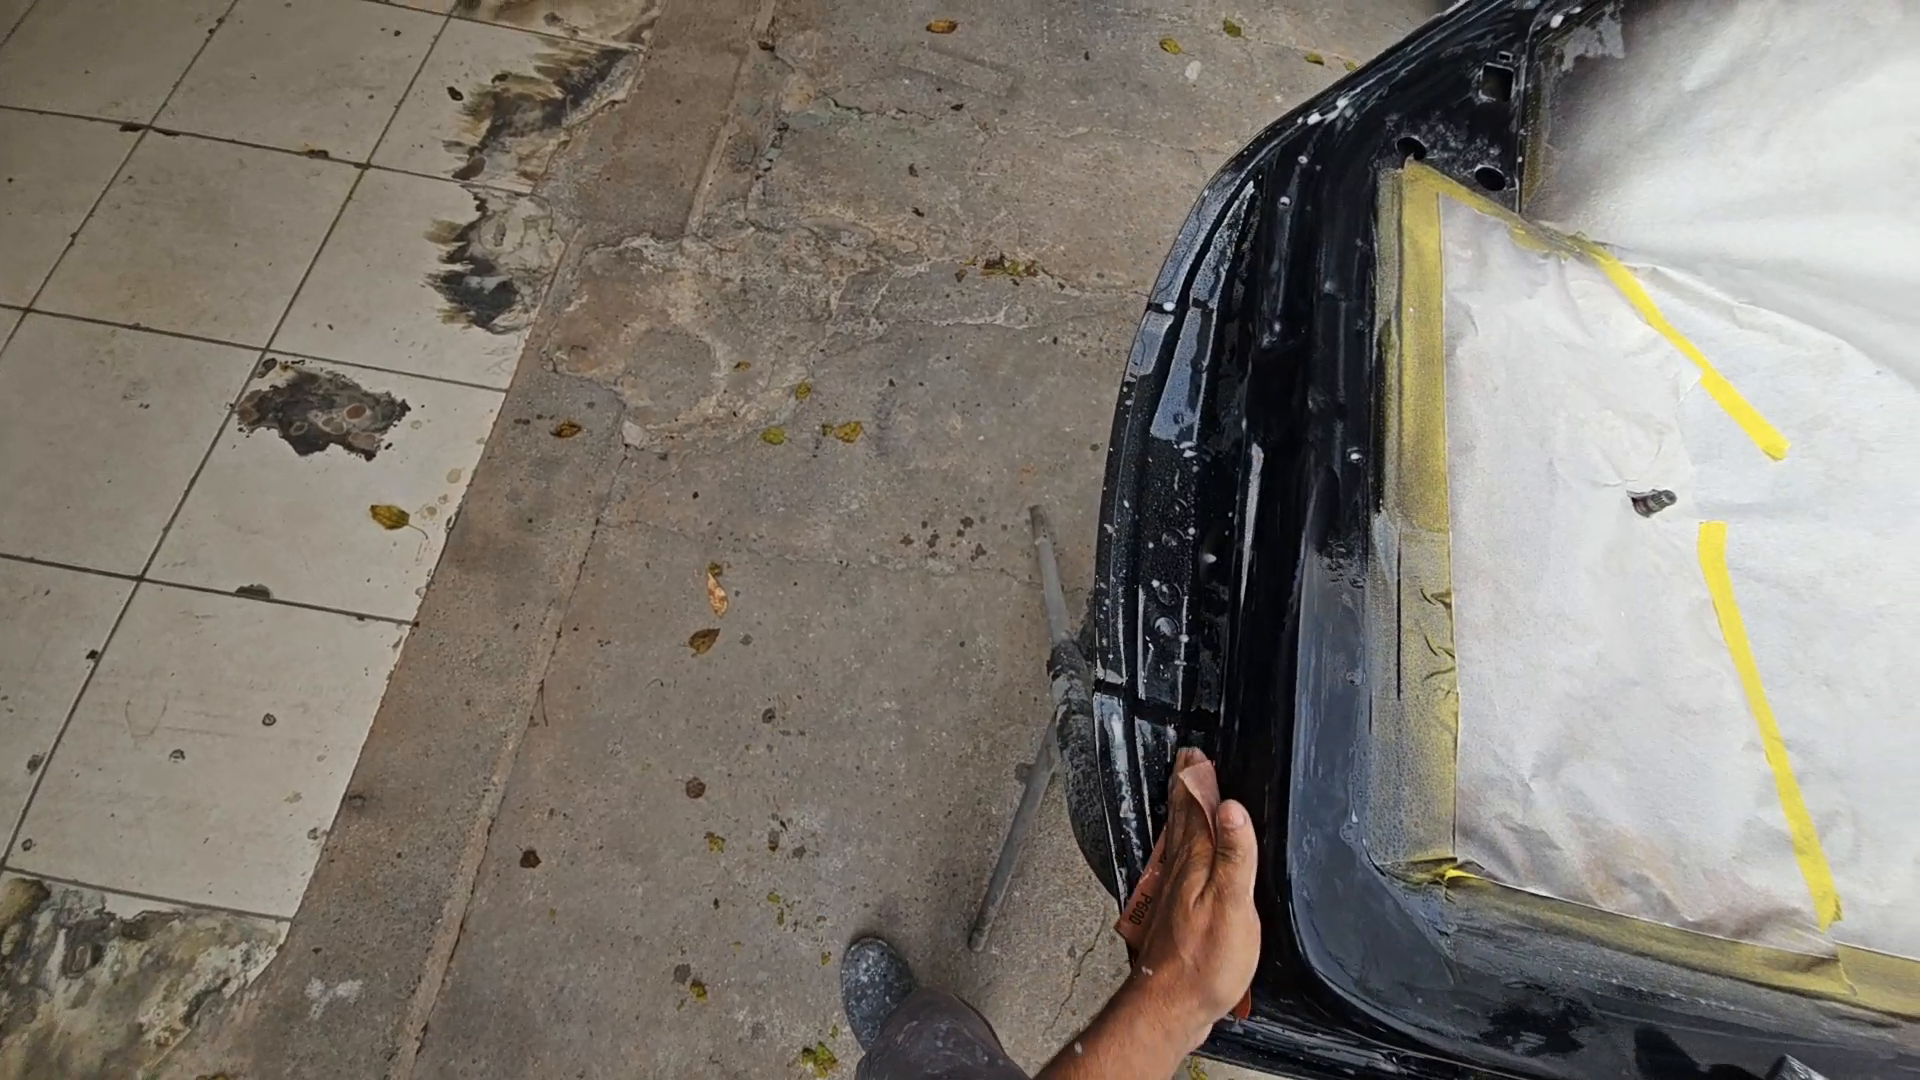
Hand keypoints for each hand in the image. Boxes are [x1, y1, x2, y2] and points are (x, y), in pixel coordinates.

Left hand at [1121, 747, 1260, 1049]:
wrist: (1173, 1001)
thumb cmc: (1205, 959)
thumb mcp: (1232, 905)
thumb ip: (1235, 856)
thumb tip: (1233, 808)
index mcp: (1196, 861)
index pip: (1195, 809)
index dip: (1197, 779)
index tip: (1195, 752)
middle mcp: (1180, 867)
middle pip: (1183, 816)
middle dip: (1186, 786)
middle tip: (1186, 759)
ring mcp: (1176, 887)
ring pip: (1179, 835)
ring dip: (1183, 809)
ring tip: (1184, 791)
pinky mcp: (1177, 907)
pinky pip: (1181, 858)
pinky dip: (1184, 839)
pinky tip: (1186, 847)